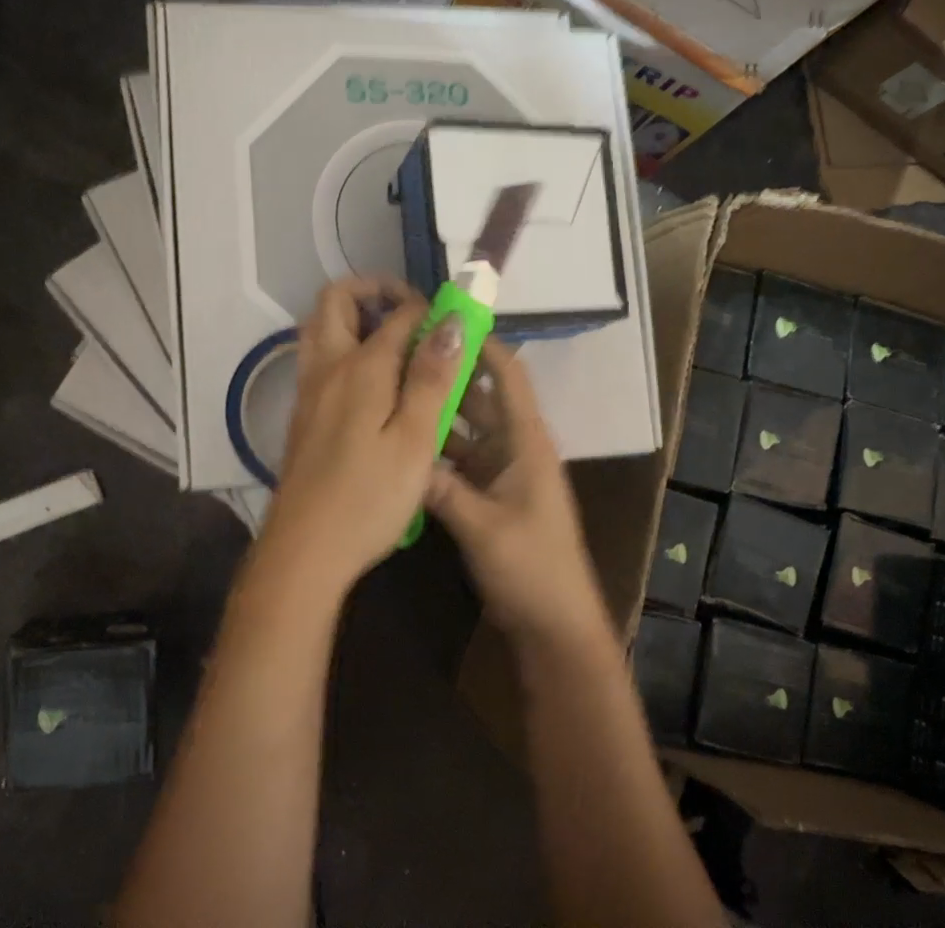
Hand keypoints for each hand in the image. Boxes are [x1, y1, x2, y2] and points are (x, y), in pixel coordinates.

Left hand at [253, 279, 464, 596]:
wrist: (304, 550)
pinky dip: (345, 350)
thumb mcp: (414, 440)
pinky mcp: (304, 416)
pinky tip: (376, 388)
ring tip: (398, 347)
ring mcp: (308, 391)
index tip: (461, 326)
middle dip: (375, 293)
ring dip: (356, 319)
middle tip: (414, 317)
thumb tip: (452, 319)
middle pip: (337, 301)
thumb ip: (432, 377)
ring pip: (321, 328)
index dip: (432, 310)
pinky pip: (320, 360)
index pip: (399, 314)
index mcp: (360, 367)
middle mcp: (327, 367)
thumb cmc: (368, 498)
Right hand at [424, 341, 610, 645]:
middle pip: (480, 398)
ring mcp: (501, 473)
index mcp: (526, 443)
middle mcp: (514, 449)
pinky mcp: (487, 497)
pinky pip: (457, 462)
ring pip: (464, 430)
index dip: (481, 344)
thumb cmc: (531, 568)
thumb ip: (442, 489)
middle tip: (399, 354)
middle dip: (446, 374)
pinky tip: (400, 444)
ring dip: (436, 413)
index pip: (507, 376)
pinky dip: (434, 451)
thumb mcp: (483, 528)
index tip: (442, 320)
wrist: (553, 624)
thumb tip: (400, 452)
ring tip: (391, 390)